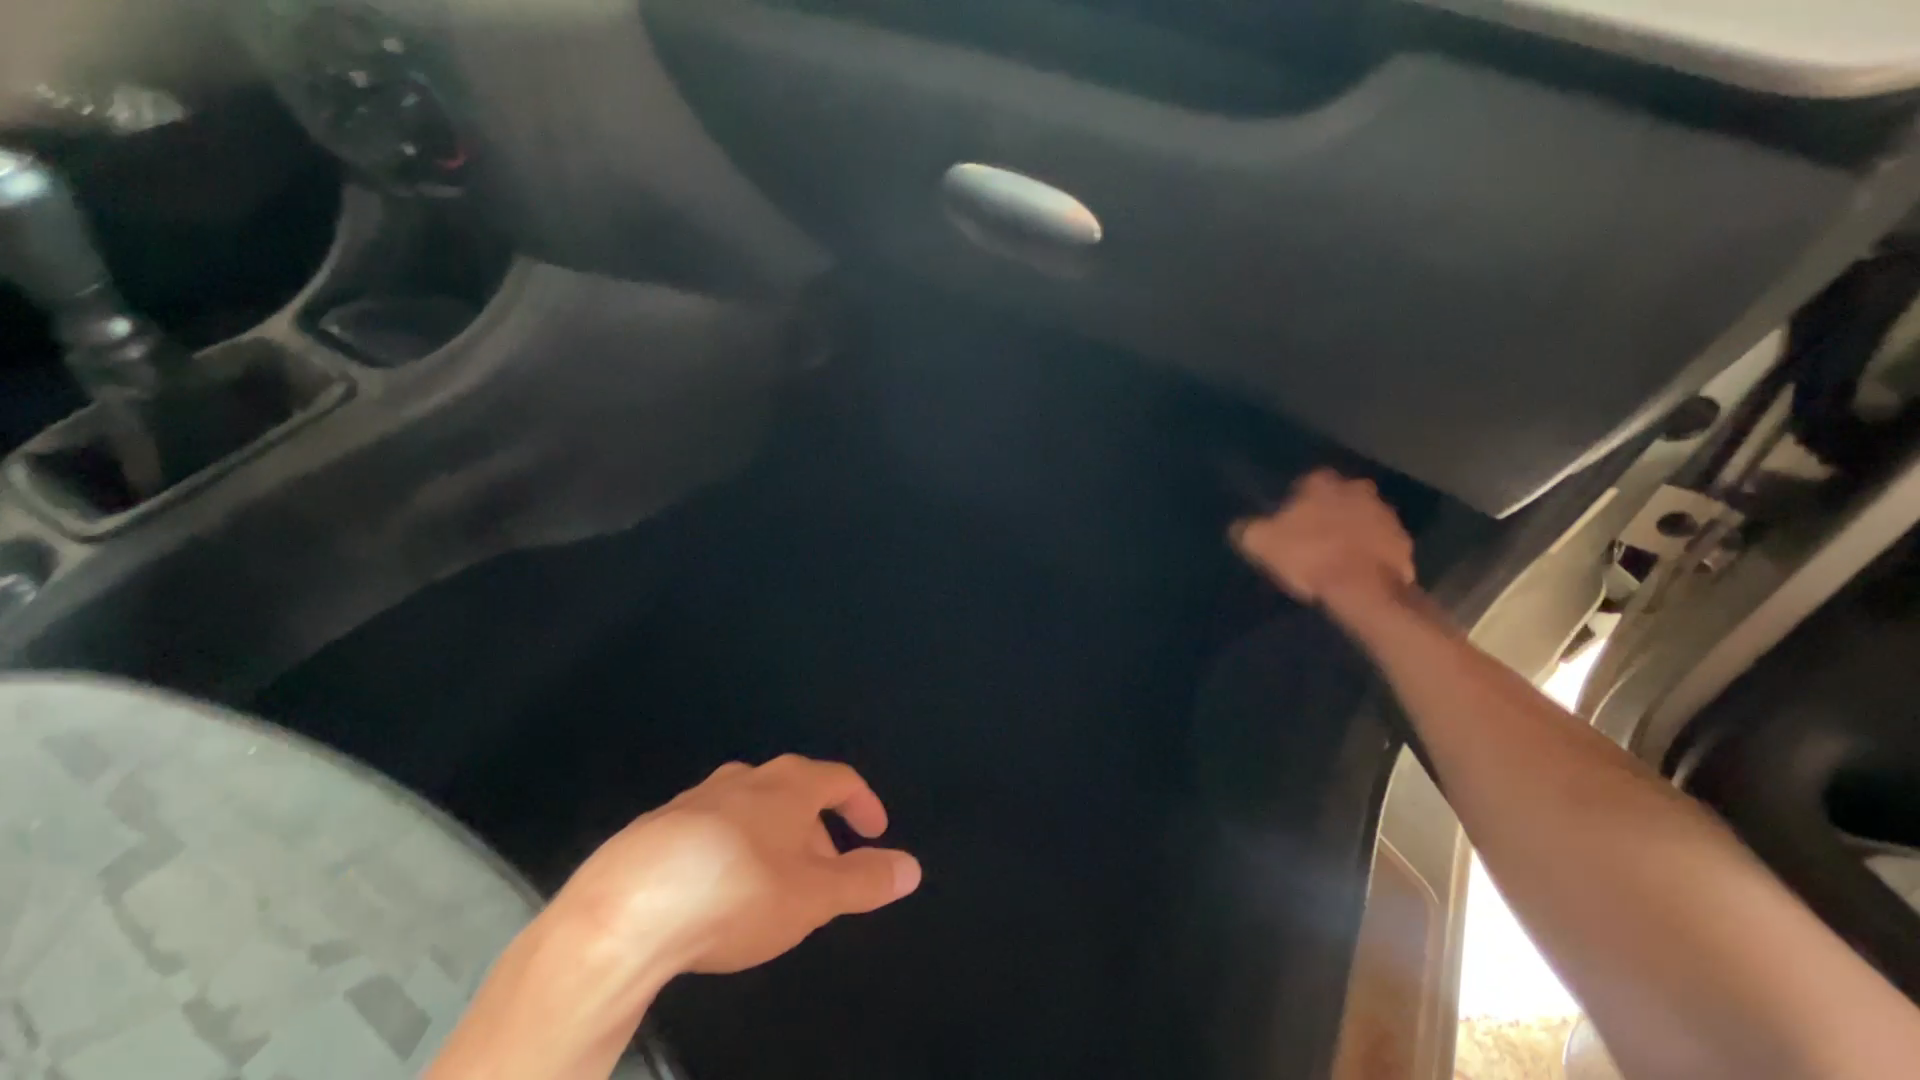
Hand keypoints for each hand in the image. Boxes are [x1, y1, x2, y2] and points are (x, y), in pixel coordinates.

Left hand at [552, 754, 922, 975]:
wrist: (625, 911)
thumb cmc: (738, 893)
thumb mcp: (815, 896)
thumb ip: (865, 881)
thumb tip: (911, 866)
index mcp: (786, 786)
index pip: (838, 779)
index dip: (863, 803)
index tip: (876, 832)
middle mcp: (741, 781)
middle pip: (791, 793)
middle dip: (815, 831)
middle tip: (825, 875)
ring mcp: (691, 802)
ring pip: (747, 812)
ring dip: (770, 841)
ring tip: (772, 886)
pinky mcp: (652, 831)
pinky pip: (705, 834)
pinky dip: (726, 854)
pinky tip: (715, 895)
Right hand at [1232, 468, 1414, 605]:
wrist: (1363, 589)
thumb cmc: (1310, 556)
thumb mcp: (1260, 543)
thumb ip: (1247, 528)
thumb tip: (1239, 526)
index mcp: (1322, 481)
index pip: (1305, 483)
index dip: (1295, 504)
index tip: (1289, 525)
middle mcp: (1358, 488)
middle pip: (1337, 498)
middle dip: (1327, 513)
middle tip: (1312, 540)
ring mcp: (1386, 514)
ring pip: (1361, 519)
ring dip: (1350, 533)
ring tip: (1334, 559)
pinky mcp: (1404, 541)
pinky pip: (1379, 543)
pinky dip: (1369, 553)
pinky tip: (1355, 572)